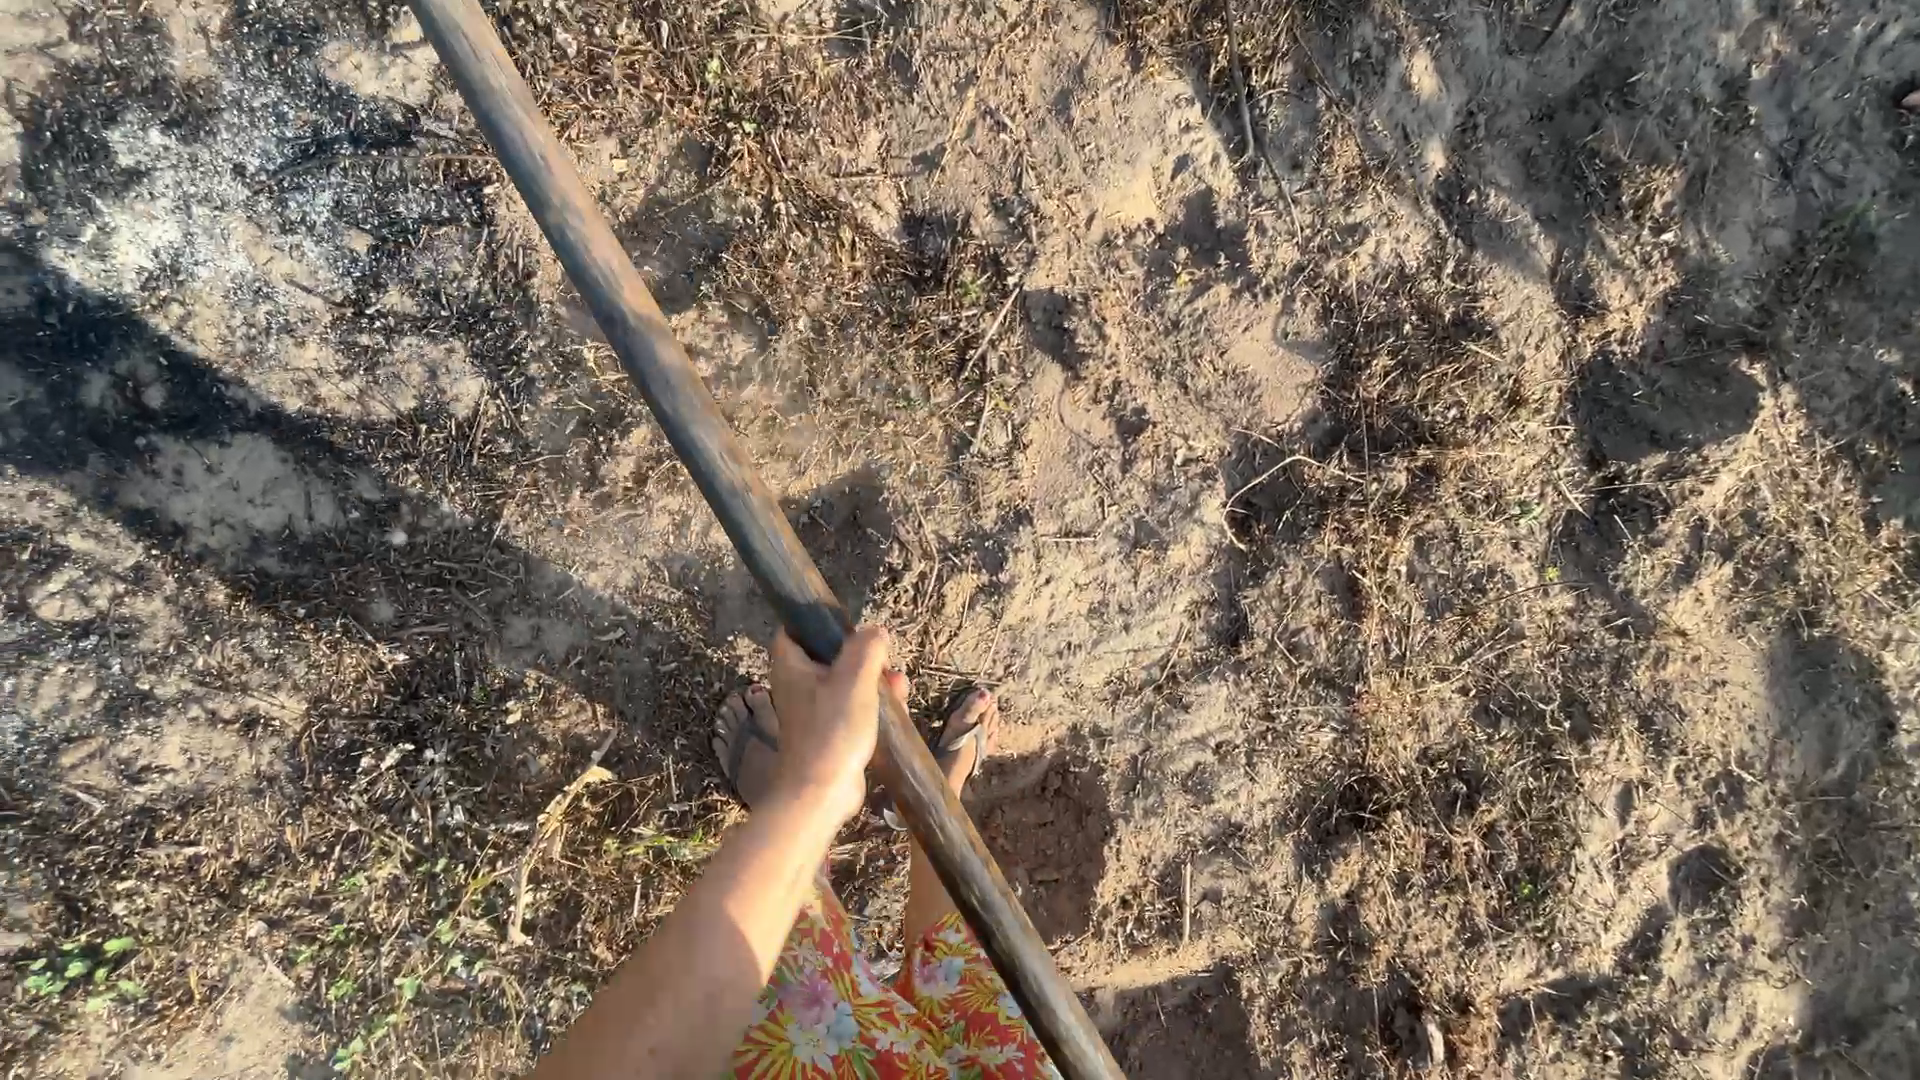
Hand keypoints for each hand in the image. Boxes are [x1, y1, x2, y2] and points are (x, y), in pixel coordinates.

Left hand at [765, 625, 890, 825]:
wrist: (822, 792)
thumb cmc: (833, 729)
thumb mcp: (854, 679)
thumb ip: (866, 649)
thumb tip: (875, 632)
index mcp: (792, 666)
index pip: (795, 631)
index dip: (820, 624)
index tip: (848, 626)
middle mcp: (797, 686)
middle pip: (830, 656)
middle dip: (862, 657)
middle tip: (885, 663)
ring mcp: (813, 711)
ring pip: (846, 682)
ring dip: (874, 682)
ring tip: (898, 688)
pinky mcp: (829, 732)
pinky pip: (852, 708)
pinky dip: (872, 706)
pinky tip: (895, 709)